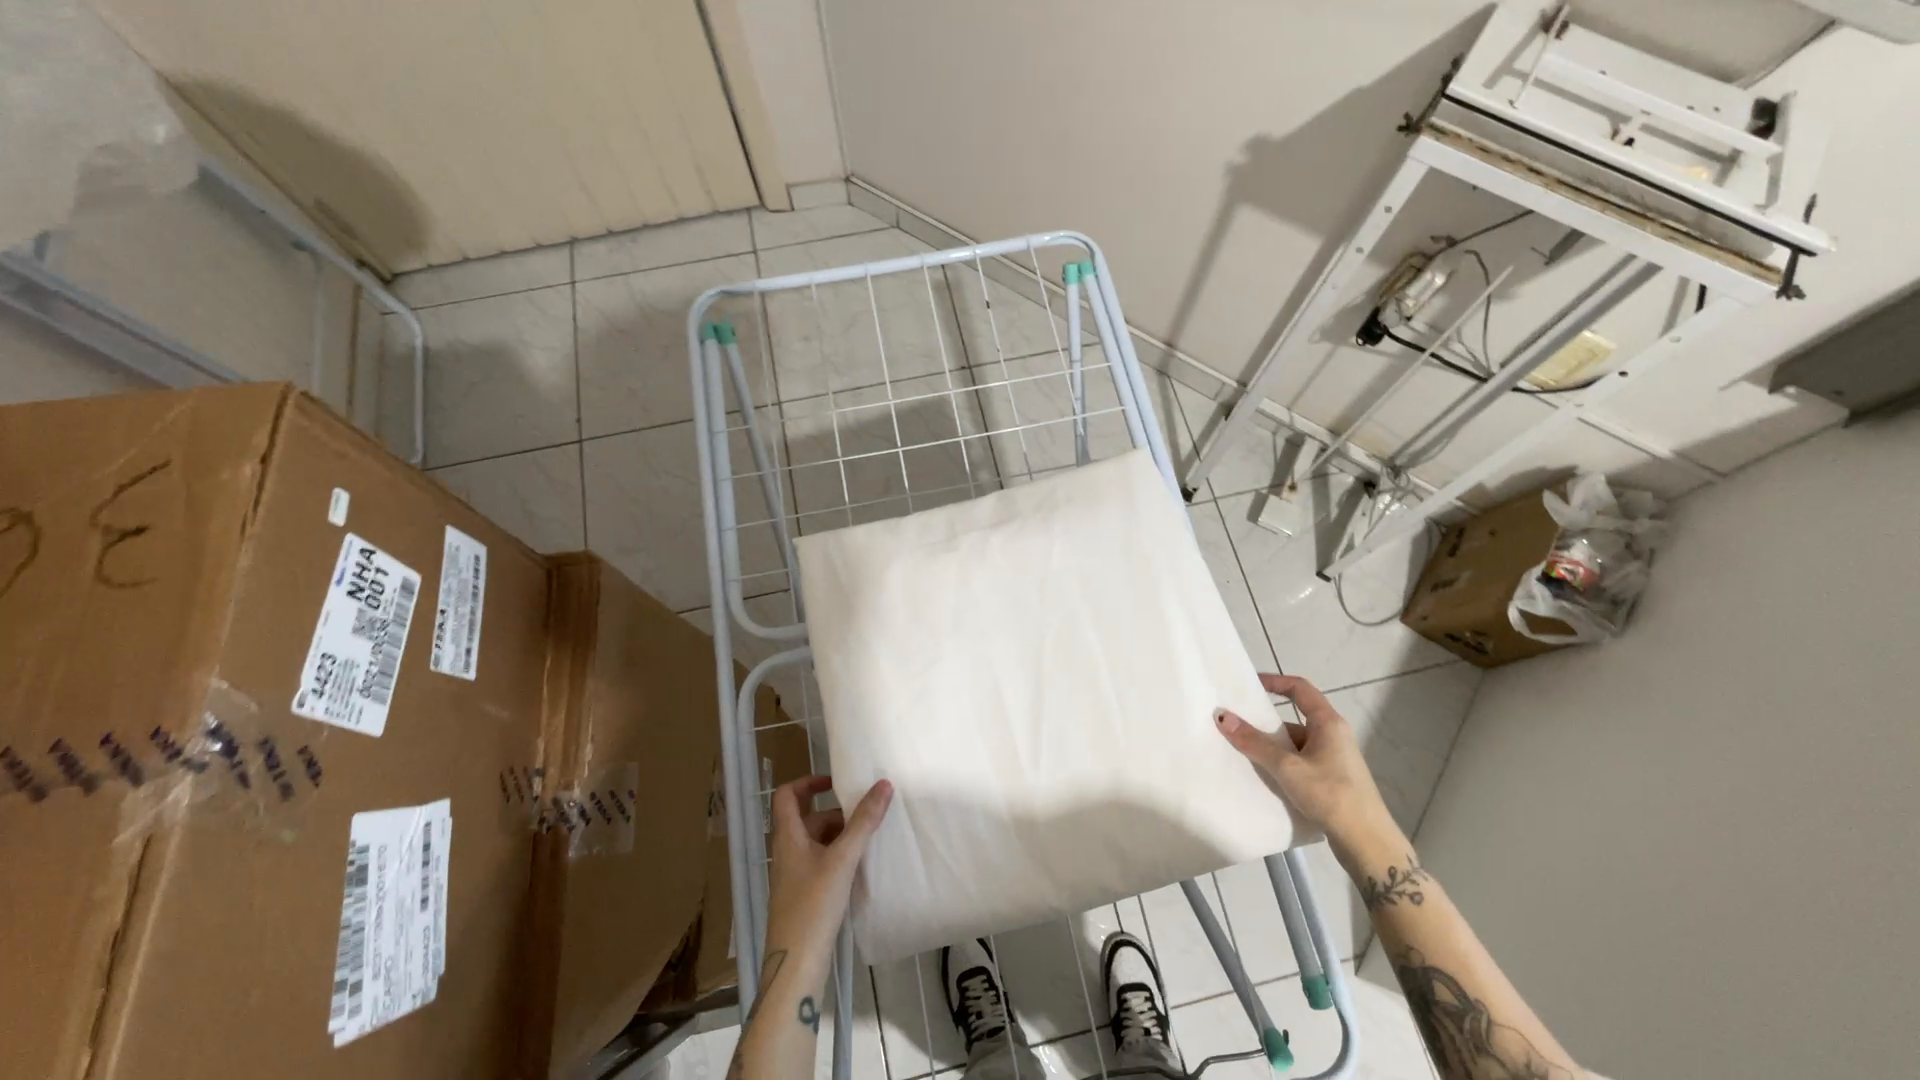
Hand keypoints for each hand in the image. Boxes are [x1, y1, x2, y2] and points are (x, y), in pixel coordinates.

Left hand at [763, 776, 893, 962]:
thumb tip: (883, 784)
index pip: (787, 795)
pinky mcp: (804, 895)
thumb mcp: (842, 859)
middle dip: (836, 813)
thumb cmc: (813, 904)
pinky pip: (821, 863)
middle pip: (807, 819)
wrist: (796, 961)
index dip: (808, 782)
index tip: (835, 783)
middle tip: (866, 814)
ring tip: (870, 840)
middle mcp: (787, 851)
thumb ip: (863, 822)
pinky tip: (861, 867)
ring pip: (817, 842)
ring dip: (841, 836)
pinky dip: (839, 858)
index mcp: (788, 836)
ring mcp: (794, 874)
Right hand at [1215, 674, 1395, 850]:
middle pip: (1294, 718)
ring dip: (1271, 747)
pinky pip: (1300, 762)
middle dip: (1265, 722)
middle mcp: (1333, 735)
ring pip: (1295, 744)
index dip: (1274, 682)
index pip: (1300, 689)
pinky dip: (1281, 764)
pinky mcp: (1332, 779)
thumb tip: (1223, 716)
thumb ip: (1255, 742)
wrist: (1366, 840)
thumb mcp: (1287, 767)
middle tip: (1236, 725)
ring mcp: (1333, 759)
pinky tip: (1264, 778)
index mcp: (1328, 723)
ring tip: (1242, 754)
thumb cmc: (1330, 794)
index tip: (1248, 685)